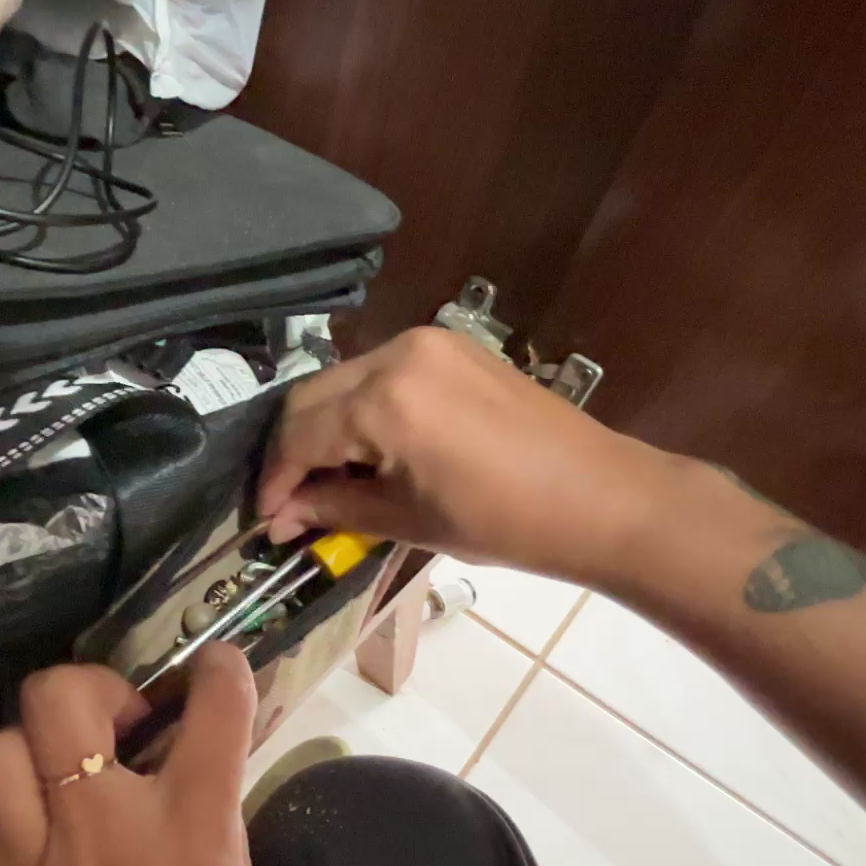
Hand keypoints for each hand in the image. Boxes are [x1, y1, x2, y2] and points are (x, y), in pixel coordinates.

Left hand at [0, 645, 262, 865]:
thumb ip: (208, 803)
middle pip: (59, 696)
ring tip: (51, 777)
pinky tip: (6, 835)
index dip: (220, 668)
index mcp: (189, 822)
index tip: (215, 666)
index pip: (213, 704)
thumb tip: (180, 751)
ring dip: (25, 752)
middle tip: (108, 725)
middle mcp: (103, 825)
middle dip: (88, 687)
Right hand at [259, 326, 676, 585]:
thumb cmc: (502, 522)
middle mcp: (397, 353)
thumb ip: (332, 508)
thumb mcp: (405, 521)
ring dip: (322, 428)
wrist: (599, 497)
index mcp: (385, 400)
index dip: (275, 479)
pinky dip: (358, 409)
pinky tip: (367, 446)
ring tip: (327, 477)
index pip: (299, 434)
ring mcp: (428, 342)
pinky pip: (379, 373)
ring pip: (341, 382)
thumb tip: (280, 516)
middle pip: (310, 398)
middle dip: (290, 450)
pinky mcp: (450, 346)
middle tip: (288, 498)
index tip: (267, 518)